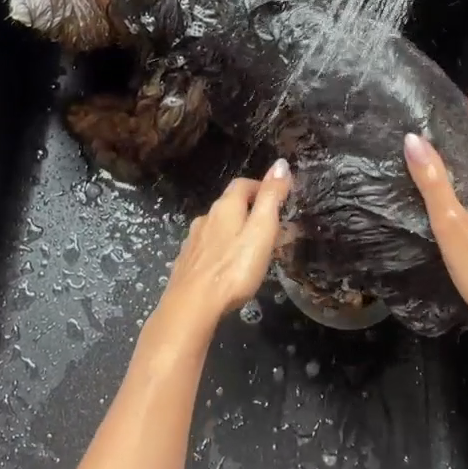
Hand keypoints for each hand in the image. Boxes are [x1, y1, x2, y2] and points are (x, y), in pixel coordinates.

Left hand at [158, 161, 290, 328]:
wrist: (191, 305)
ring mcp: (193, 240)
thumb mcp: (261, 230)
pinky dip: (221, 248)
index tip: (278, 199)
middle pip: (229, 205)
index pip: (243, 184)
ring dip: (235, 230)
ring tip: (252, 249)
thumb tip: (280, 163)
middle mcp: (206, 218)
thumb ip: (271, 197)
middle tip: (270, 227)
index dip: (261, 187)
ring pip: (218, 226)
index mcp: (225, 207)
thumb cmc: (234, 268)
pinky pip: (208, 247)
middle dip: (249, 210)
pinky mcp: (187, 261)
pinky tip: (228, 265)